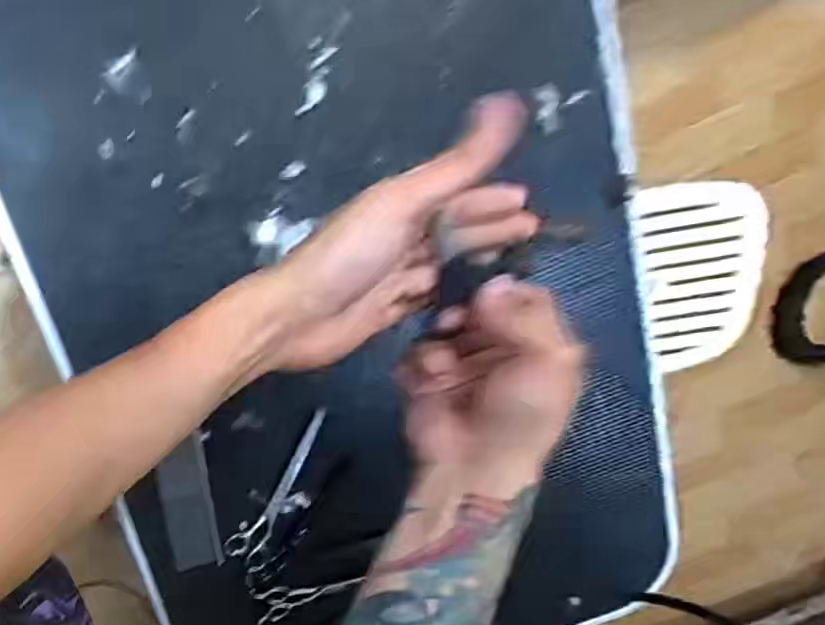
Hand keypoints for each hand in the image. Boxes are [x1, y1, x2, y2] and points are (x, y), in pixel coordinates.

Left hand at [262, 94, 538, 371]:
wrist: (295, 316)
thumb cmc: (348, 255)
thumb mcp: (402, 202)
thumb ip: (454, 167)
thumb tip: (505, 107)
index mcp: (401, 207)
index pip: (454, 197)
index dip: (488, 199)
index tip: (525, 202)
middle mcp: (398, 241)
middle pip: (451, 233)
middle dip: (487, 231)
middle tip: (529, 233)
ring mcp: (390, 280)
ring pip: (441, 270)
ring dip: (471, 268)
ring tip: (506, 273)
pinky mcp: (384, 315)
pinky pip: (424, 305)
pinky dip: (446, 302)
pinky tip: (469, 306)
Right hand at [395, 276, 583, 491]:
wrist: (473, 465)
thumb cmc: (521, 416)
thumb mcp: (548, 361)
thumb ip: (527, 315)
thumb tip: (493, 283)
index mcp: (536, 345)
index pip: (521, 299)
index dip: (503, 293)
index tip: (486, 295)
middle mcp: (497, 351)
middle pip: (476, 309)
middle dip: (463, 312)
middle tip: (454, 322)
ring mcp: (458, 366)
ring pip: (441, 329)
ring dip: (437, 342)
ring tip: (439, 364)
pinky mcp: (424, 382)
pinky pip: (413, 355)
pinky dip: (415, 364)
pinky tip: (424, 379)